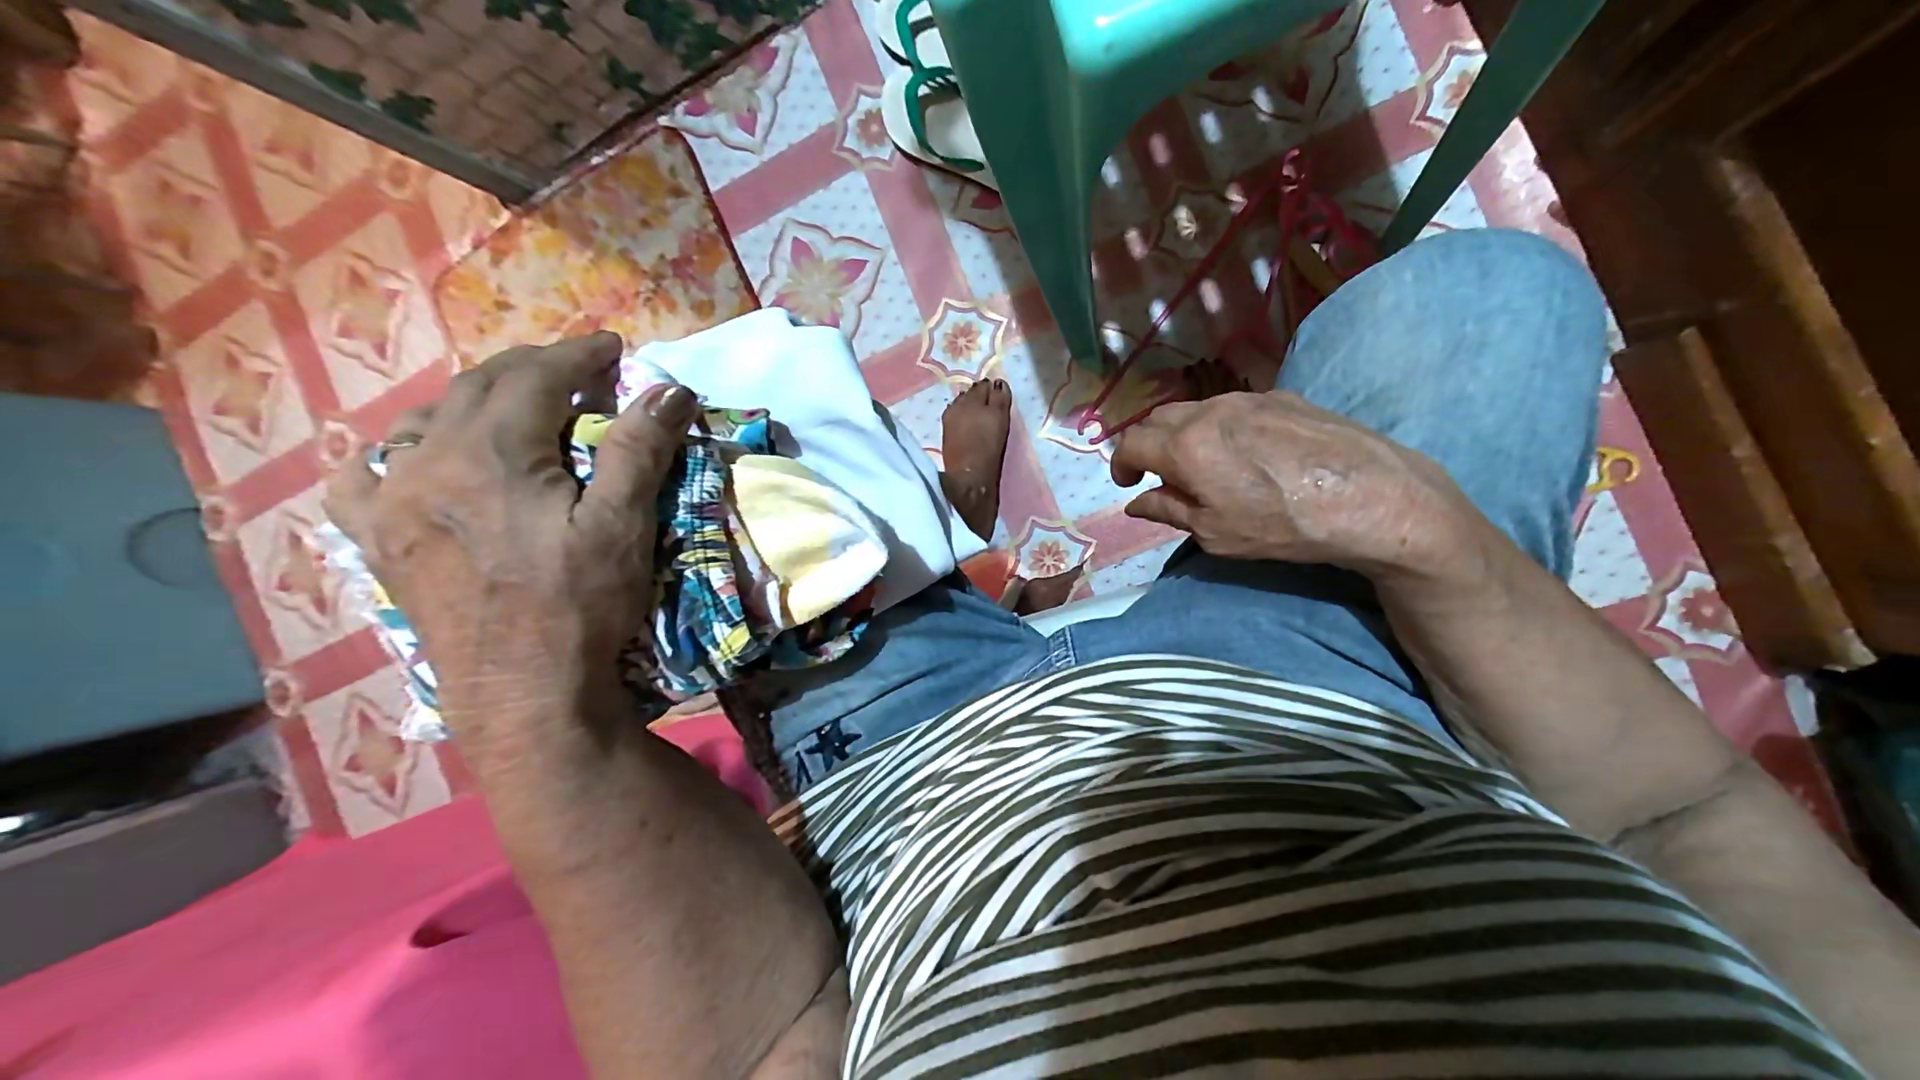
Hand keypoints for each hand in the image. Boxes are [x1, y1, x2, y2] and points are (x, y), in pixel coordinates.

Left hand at [323, 332, 698, 761]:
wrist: (526, 692)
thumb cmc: (581, 605)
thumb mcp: (622, 524)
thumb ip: (640, 447)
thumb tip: (669, 388)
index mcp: (490, 452)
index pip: (535, 376)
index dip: (578, 354)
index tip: (613, 347)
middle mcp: (426, 461)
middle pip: (478, 387)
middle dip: (532, 368)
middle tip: (577, 371)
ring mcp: (393, 502)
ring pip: (425, 420)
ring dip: (475, 400)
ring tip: (515, 407)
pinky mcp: (381, 542)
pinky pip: (363, 477)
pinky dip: (392, 451)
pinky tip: (412, 456)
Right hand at [1111, 390, 1476, 580]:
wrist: (1374, 499)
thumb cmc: (1284, 526)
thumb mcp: (1215, 533)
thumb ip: (1168, 510)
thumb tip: (1137, 502)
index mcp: (1186, 447)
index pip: (1131, 444)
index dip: (1120, 465)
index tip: (1128, 484)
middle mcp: (1210, 412)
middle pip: (1159, 419)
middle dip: (1150, 445)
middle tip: (1162, 475)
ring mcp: (1249, 399)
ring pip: (1196, 408)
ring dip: (1185, 433)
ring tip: (1204, 464)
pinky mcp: (1284, 396)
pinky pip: (1234, 407)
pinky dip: (1221, 426)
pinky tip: (1247, 452)